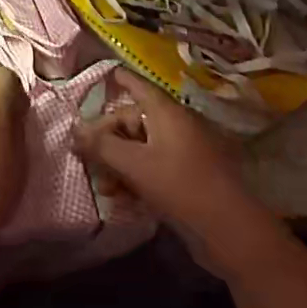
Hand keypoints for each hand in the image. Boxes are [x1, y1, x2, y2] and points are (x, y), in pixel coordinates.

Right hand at [75, 69, 290, 279]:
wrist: (231, 232)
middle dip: (106, 139)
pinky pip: (153, 167)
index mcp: (167, 113)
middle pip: (133, 121)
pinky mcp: (187, 178)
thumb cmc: (180, 186)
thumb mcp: (133, 164)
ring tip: (102, 186)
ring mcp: (184, 153)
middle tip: (84, 156)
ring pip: (140, 148)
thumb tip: (75, 130)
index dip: (119, 80)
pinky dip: (134, 177)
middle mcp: (176, 126)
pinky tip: (120, 197)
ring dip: (117, 164)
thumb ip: (101, 145)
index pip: (138, 86)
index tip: (104, 75)